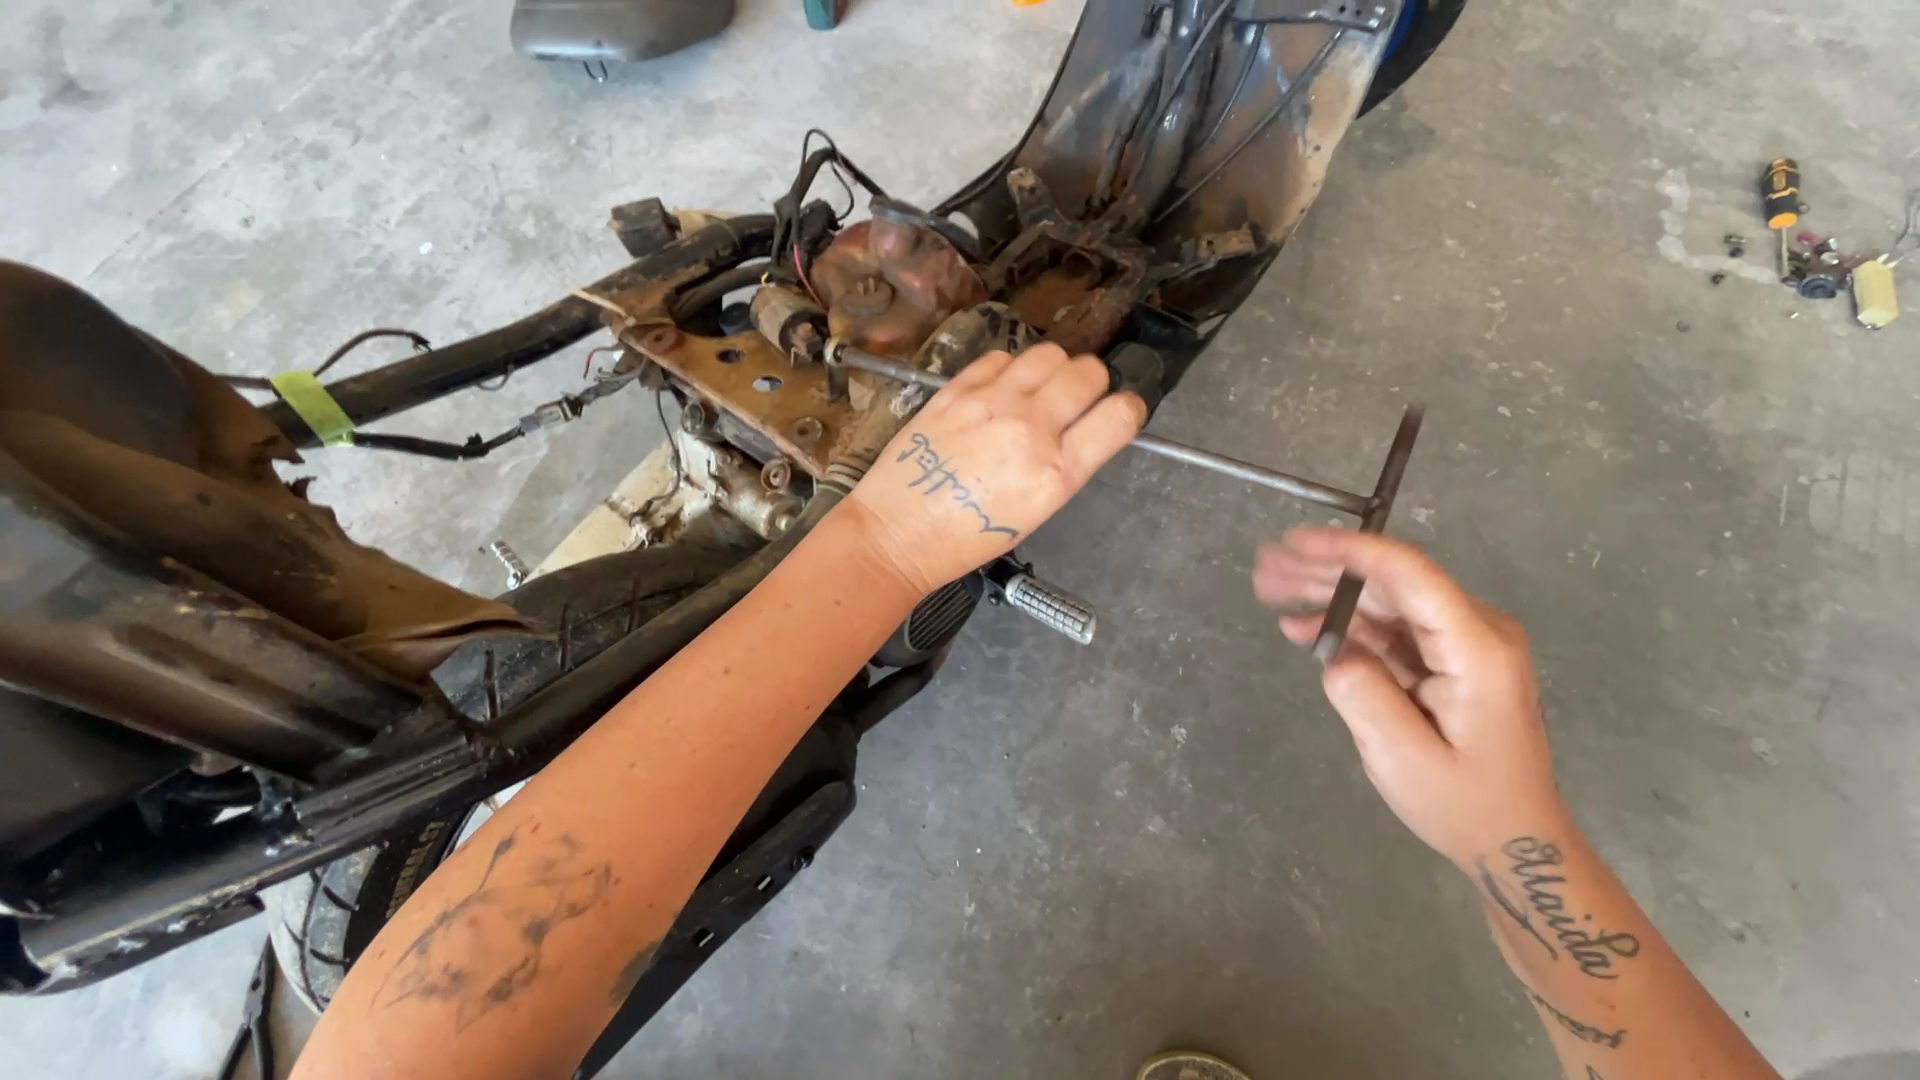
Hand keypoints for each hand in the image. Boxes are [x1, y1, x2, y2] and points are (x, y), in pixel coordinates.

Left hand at [844, 343, 1145, 594]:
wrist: (898, 534)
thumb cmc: (965, 539)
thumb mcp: (1034, 514)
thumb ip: (1063, 467)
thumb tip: (1081, 429)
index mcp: (1055, 474)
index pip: (1119, 416)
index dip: (1127, 409)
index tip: (1118, 412)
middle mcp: (1029, 430)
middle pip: (1088, 372)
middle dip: (1091, 383)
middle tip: (1074, 400)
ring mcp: (990, 403)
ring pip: (1049, 354)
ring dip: (1054, 368)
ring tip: (1038, 390)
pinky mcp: (956, 390)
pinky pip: (1001, 357)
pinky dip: (1009, 369)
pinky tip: (999, 390)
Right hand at [1253, 527, 1564, 864]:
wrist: (1515, 841)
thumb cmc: (1463, 804)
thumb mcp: (1403, 758)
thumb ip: (1363, 695)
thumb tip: (1333, 650)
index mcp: (1475, 649)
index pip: (1409, 575)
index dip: (1349, 550)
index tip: (1295, 542)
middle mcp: (1474, 632)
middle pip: (1391, 582)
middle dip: (1325, 569)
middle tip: (1265, 567)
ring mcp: (1461, 645)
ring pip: (1385, 601)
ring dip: (1329, 594)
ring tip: (1272, 590)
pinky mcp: (1447, 660)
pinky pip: (1390, 629)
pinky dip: (1346, 625)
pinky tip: (1302, 628)